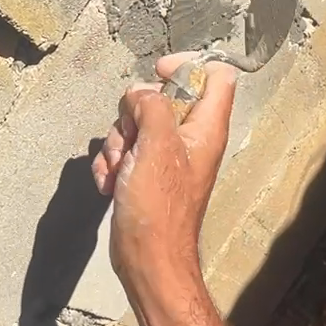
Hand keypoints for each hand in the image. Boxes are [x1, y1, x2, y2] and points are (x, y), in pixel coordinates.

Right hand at [91, 53, 236, 292]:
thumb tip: (139, 94)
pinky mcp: (145, 173)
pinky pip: (123, 151)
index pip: (216, 74)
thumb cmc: (158, 208)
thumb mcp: (156, 147)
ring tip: (119, 170)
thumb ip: (151, 106)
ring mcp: (166, 156)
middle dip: (133, 113)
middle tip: (132, 139)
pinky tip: (110, 185)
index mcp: (206, 127)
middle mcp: (190, 138)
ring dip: (117, 143)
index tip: (158, 72)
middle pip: (161, 97)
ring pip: (135, 124)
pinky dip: (111, 164)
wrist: (147, 260)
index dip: (187, 65)